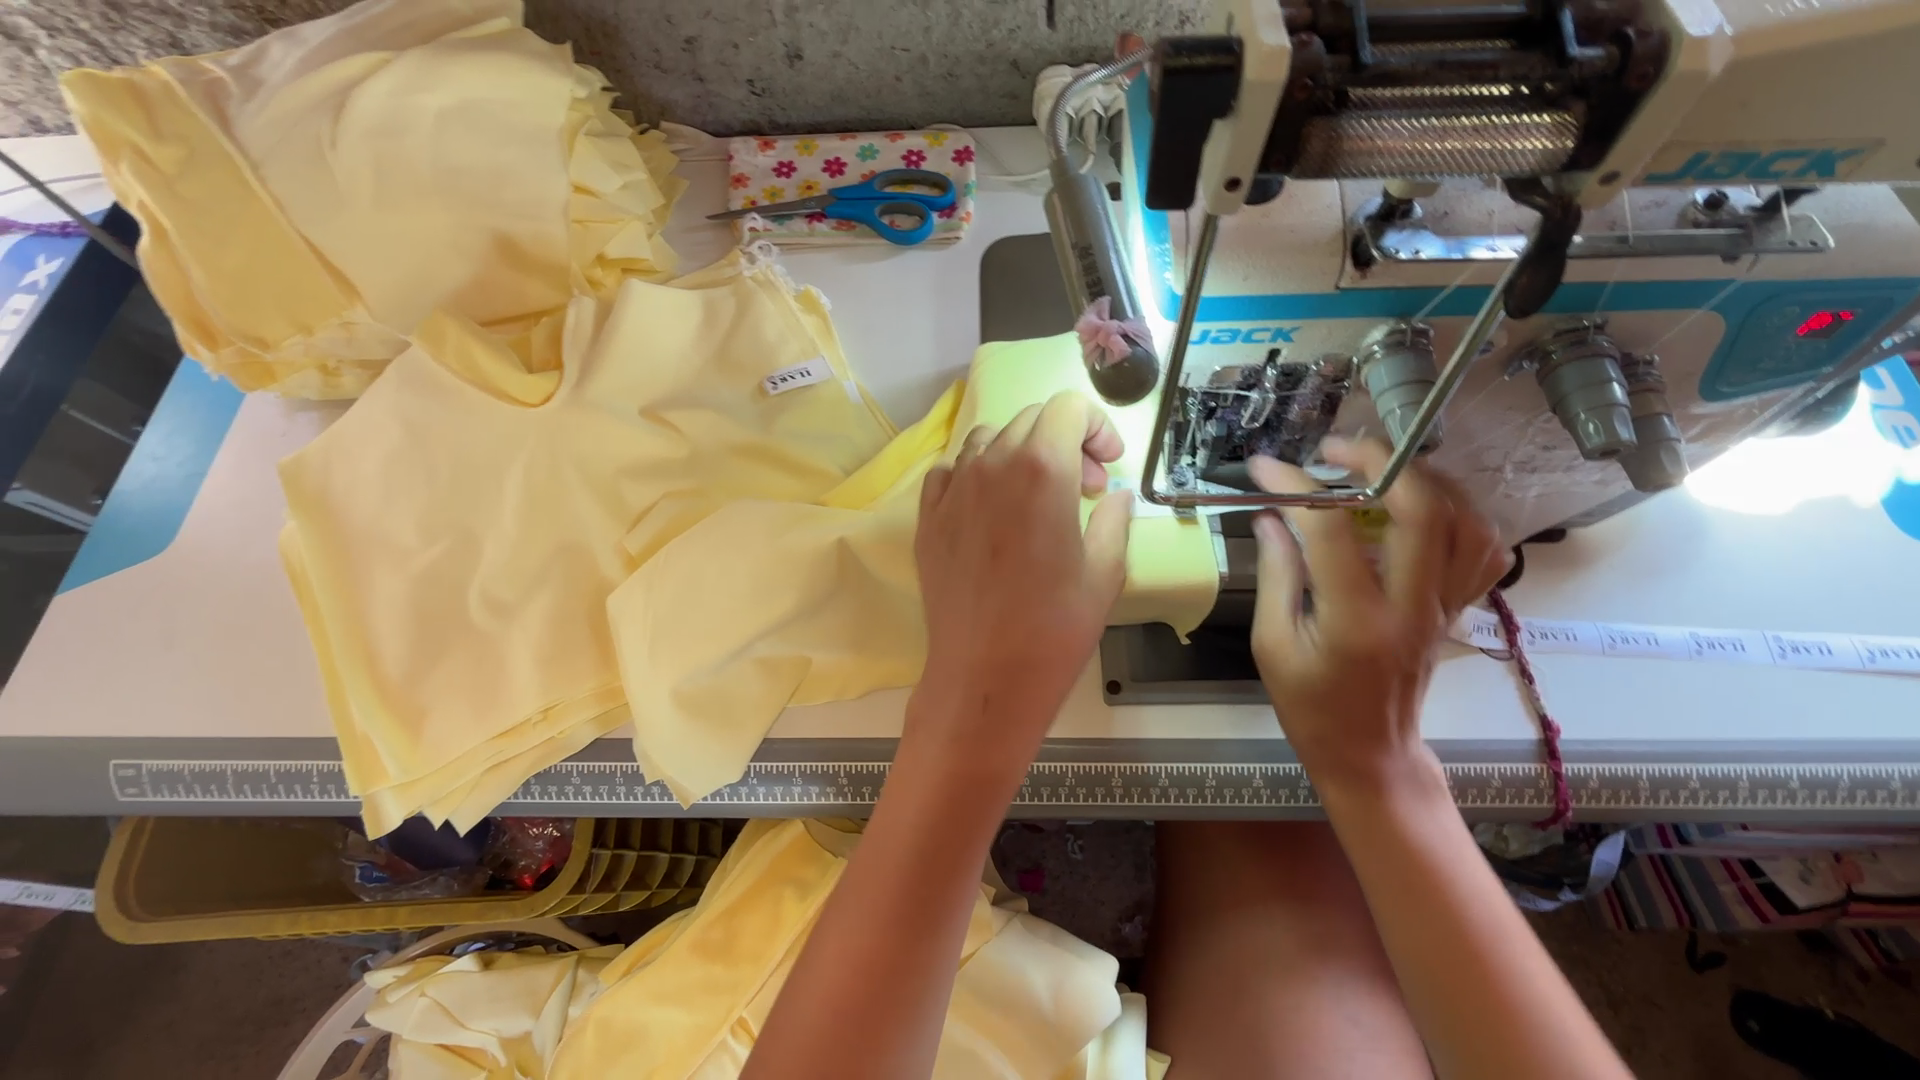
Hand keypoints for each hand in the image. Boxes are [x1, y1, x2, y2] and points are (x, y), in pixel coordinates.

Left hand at [911, 392, 1132, 771]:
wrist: (986, 674)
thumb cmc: (1056, 626)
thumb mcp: (1106, 571)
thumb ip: (1114, 518)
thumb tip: (1116, 496)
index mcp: (1042, 469)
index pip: (1068, 407)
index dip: (1096, 427)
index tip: (1108, 465)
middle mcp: (992, 465)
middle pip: (1031, 419)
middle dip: (1065, 442)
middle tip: (1085, 490)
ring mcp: (953, 490)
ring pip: (988, 439)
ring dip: (1021, 453)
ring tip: (1037, 497)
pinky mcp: (927, 518)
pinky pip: (950, 471)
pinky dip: (977, 474)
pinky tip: (992, 508)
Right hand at [1247, 437, 1508, 791]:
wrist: (1369, 752)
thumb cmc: (1309, 706)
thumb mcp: (1272, 644)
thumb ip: (1277, 575)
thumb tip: (1271, 516)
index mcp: (1355, 620)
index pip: (1330, 530)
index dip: (1295, 487)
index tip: (1264, 467)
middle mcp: (1412, 607)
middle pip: (1422, 509)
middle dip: (1379, 461)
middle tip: (1335, 449)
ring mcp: (1443, 607)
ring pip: (1464, 521)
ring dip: (1424, 480)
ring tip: (1378, 469)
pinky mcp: (1456, 610)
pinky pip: (1481, 550)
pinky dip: (1460, 515)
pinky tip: (1422, 508)